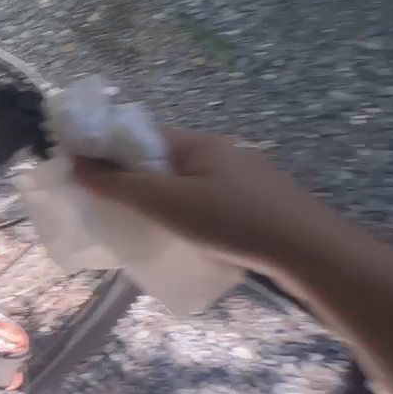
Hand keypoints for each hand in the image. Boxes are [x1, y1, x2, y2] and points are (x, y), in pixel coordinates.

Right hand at [72, 127, 352, 280]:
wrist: (317, 257)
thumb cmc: (230, 219)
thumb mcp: (161, 200)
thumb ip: (114, 183)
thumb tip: (75, 165)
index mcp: (200, 142)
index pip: (137, 135)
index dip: (104, 148)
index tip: (78, 168)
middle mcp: (223, 153)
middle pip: (158, 158)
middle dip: (128, 174)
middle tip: (103, 197)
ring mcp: (245, 179)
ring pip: (182, 180)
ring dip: (156, 194)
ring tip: (137, 216)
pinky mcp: (259, 204)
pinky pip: (204, 198)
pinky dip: (182, 209)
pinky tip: (179, 228)